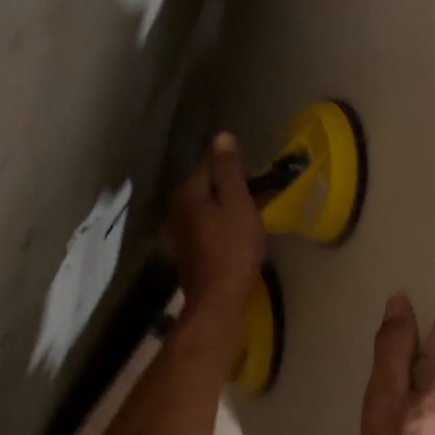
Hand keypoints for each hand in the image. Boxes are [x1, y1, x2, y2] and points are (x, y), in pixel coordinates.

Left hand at [170, 133, 264, 313]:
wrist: (217, 300)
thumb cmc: (232, 248)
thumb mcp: (237, 203)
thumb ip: (229, 169)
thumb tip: (221, 135)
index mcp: (188, 191)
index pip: (212, 163)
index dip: (237, 171)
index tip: (257, 185)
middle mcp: (176, 206)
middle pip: (208, 184)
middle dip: (231, 189)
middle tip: (256, 202)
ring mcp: (178, 229)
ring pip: (207, 205)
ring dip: (226, 208)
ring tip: (248, 220)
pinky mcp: (185, 248)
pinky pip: (205, 224)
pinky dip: (220, 225)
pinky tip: (234, 238)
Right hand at [361, 283, 434, 434]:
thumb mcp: (386, 394)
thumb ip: (394, 343)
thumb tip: (401, 300)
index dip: (432, 281)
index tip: (405, 272)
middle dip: (418, 318)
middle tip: (383, 323)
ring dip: (420, 345)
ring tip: (387, 355)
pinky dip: (427, 365)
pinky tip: (402, 382)